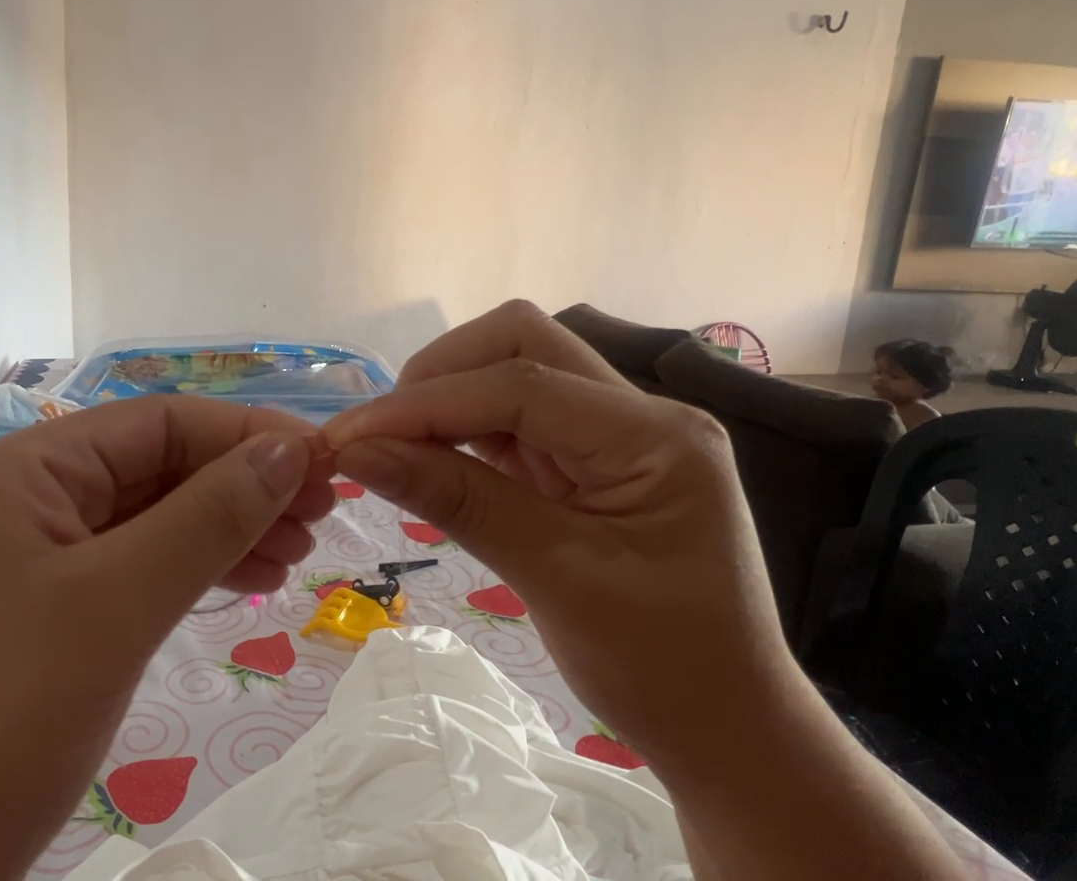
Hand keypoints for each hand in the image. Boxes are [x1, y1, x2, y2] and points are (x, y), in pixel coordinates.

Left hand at [0, 396, 336, 880]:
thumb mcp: (117, 606)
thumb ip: (208, 517)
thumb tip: (291, 450)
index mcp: (21, 471)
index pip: (157, 423)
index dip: (247, 435)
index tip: (327, 464)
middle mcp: (16, 500)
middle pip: (152, 469)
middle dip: (239, 487)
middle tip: (319, 520)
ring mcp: (18, 562)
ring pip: (143, 523)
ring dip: (220, 532)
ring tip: (292, 561)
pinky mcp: (27, 619)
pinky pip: (122, 572)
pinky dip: (183, 575)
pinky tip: (237, 586)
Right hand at [326, 303, 968, 880]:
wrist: (728, 731)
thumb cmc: (662, 669)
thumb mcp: (557, 582)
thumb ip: (459, 502)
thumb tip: (357, 452)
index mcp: (657, 436)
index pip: (523, 384)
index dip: (427, 403)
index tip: (348, 437)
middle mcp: (641, 415)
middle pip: (523, 344)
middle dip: (440, 378)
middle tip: (377, 438)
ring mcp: (619, 434)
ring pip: (515, 375)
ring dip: (448, 404)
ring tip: (390, 452)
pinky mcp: (593, 462)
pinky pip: (517, 423)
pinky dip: (466, 435)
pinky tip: (430, 464)